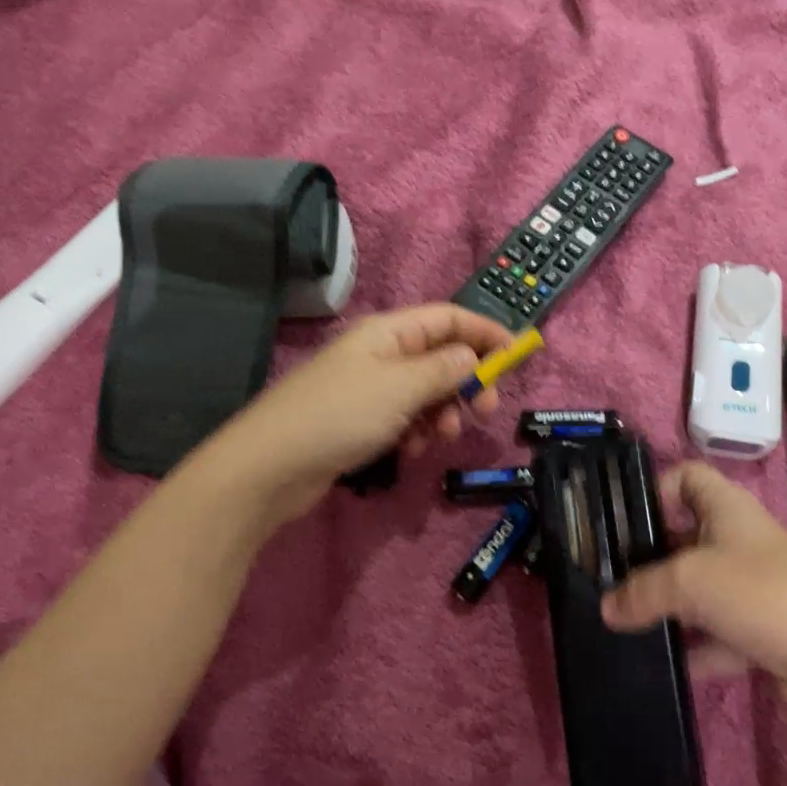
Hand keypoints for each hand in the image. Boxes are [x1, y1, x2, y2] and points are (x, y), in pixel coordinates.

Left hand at [209, 304, 515, 523]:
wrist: (269, 468)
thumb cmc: (338, 416)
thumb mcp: (400, 388)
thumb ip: (443, 369)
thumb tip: (471, 355)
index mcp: (389, 332)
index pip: (448, 318)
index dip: (485, 331)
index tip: (518, 354)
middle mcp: (381, 353)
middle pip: (440, 355)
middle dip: (467, 380)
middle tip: (486, 410)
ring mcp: (369, 387)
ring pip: (426, 391)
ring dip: (442, 411)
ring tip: (438, 437)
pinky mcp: (360, 421)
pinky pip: (405, 417)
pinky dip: (416, 430)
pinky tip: (411, 451)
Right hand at [600, 462, 786, 726]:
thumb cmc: (763, 594)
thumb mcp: (690, 582)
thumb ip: (642, 592)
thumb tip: (607, 607)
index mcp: (729, 508)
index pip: (689, 476)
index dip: (657, 487)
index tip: (626, 518)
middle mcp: (743, 539)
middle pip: (689, 536)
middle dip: (653, 557)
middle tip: (614, 579)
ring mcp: (758, 587)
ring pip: (703, 589)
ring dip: (672, 606)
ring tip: (629, 625)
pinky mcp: (767, 631)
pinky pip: (721, 635)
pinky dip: (698, 649)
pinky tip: (669, 667)